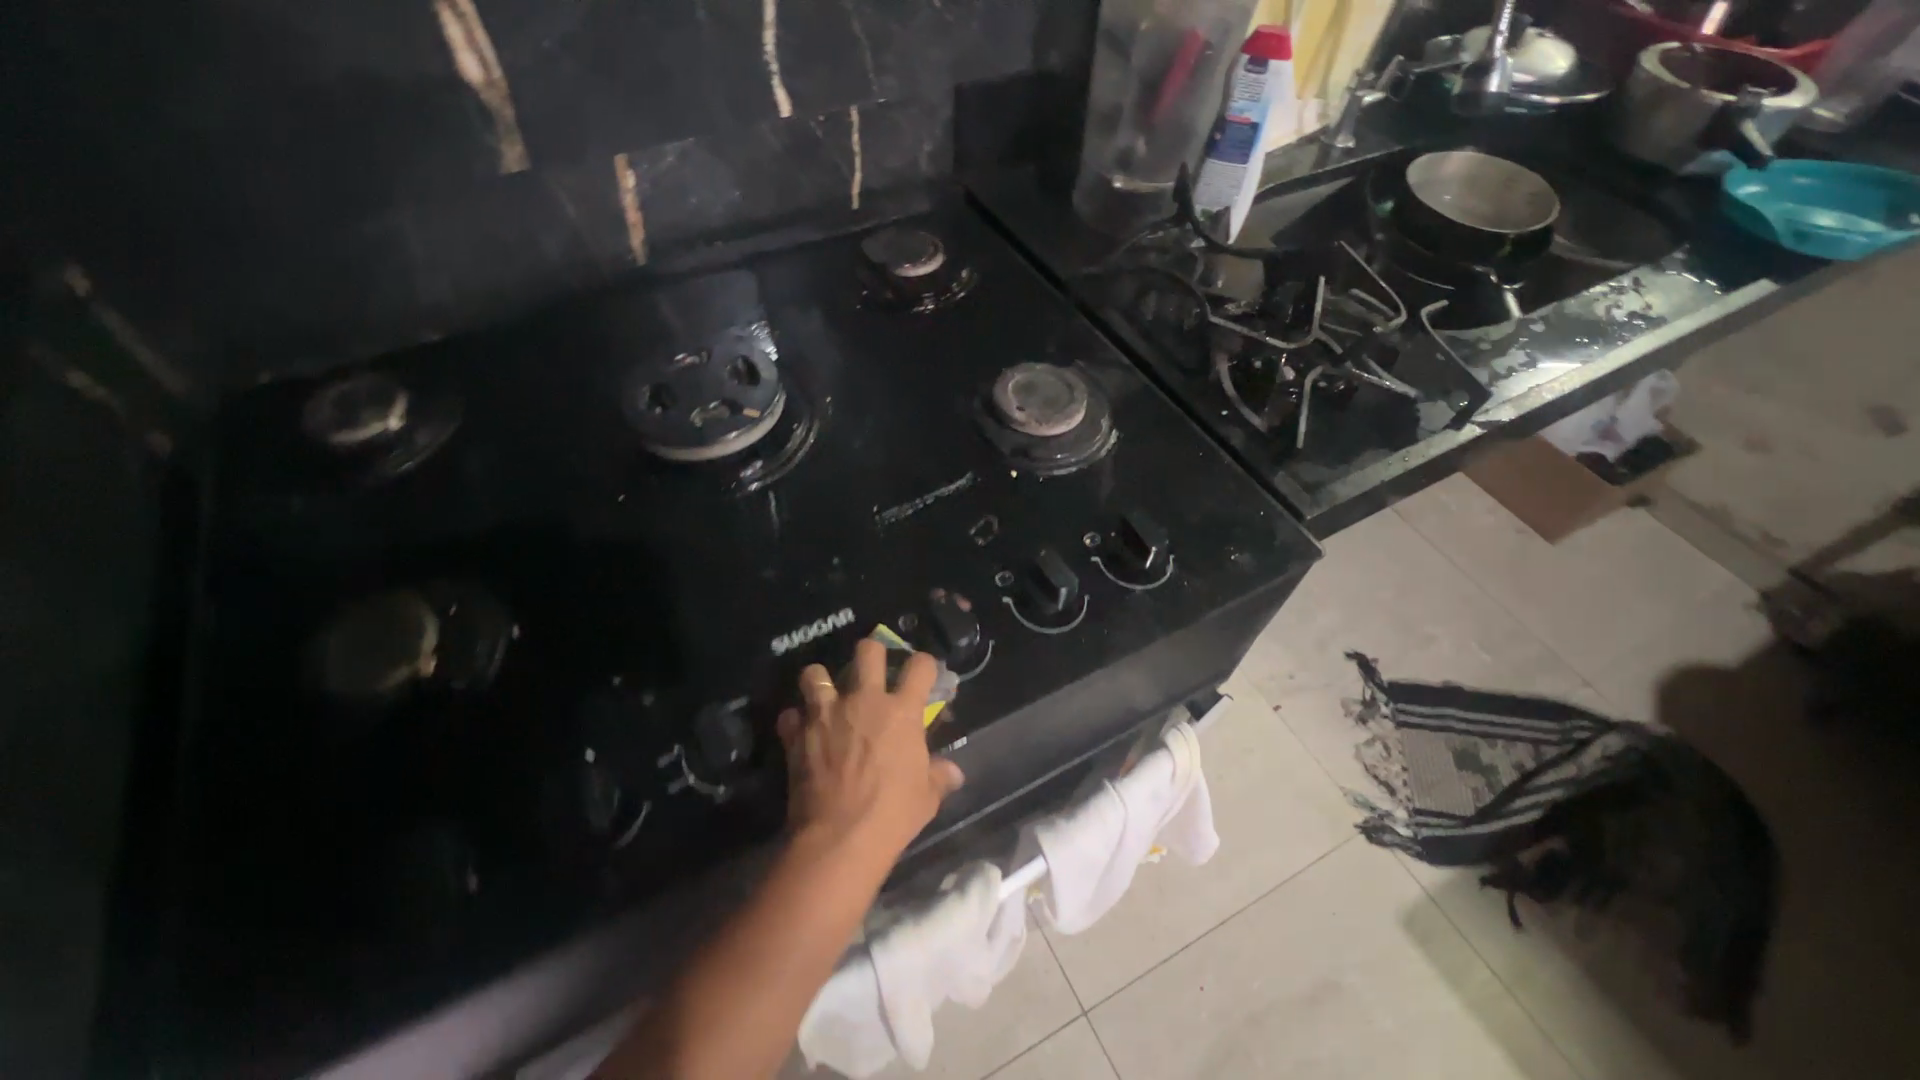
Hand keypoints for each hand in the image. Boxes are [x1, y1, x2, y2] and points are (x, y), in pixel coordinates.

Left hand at [778, 639, 963, 860]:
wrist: (839, 836)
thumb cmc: (892, 815)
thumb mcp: (926, 798)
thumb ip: (939, 777)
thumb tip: (954, 772)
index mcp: (902, 712)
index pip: (920, 667)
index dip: (924, 665)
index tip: (923, 674)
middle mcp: (863, 701)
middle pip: (867, 651)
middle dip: (871, 653)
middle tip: (870, 669)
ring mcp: (826, 713)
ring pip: (815, 673)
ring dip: (820, 681)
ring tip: (825, 694)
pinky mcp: (797, 733)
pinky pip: (790, 714)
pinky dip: (795, 721)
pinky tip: (801, 732)